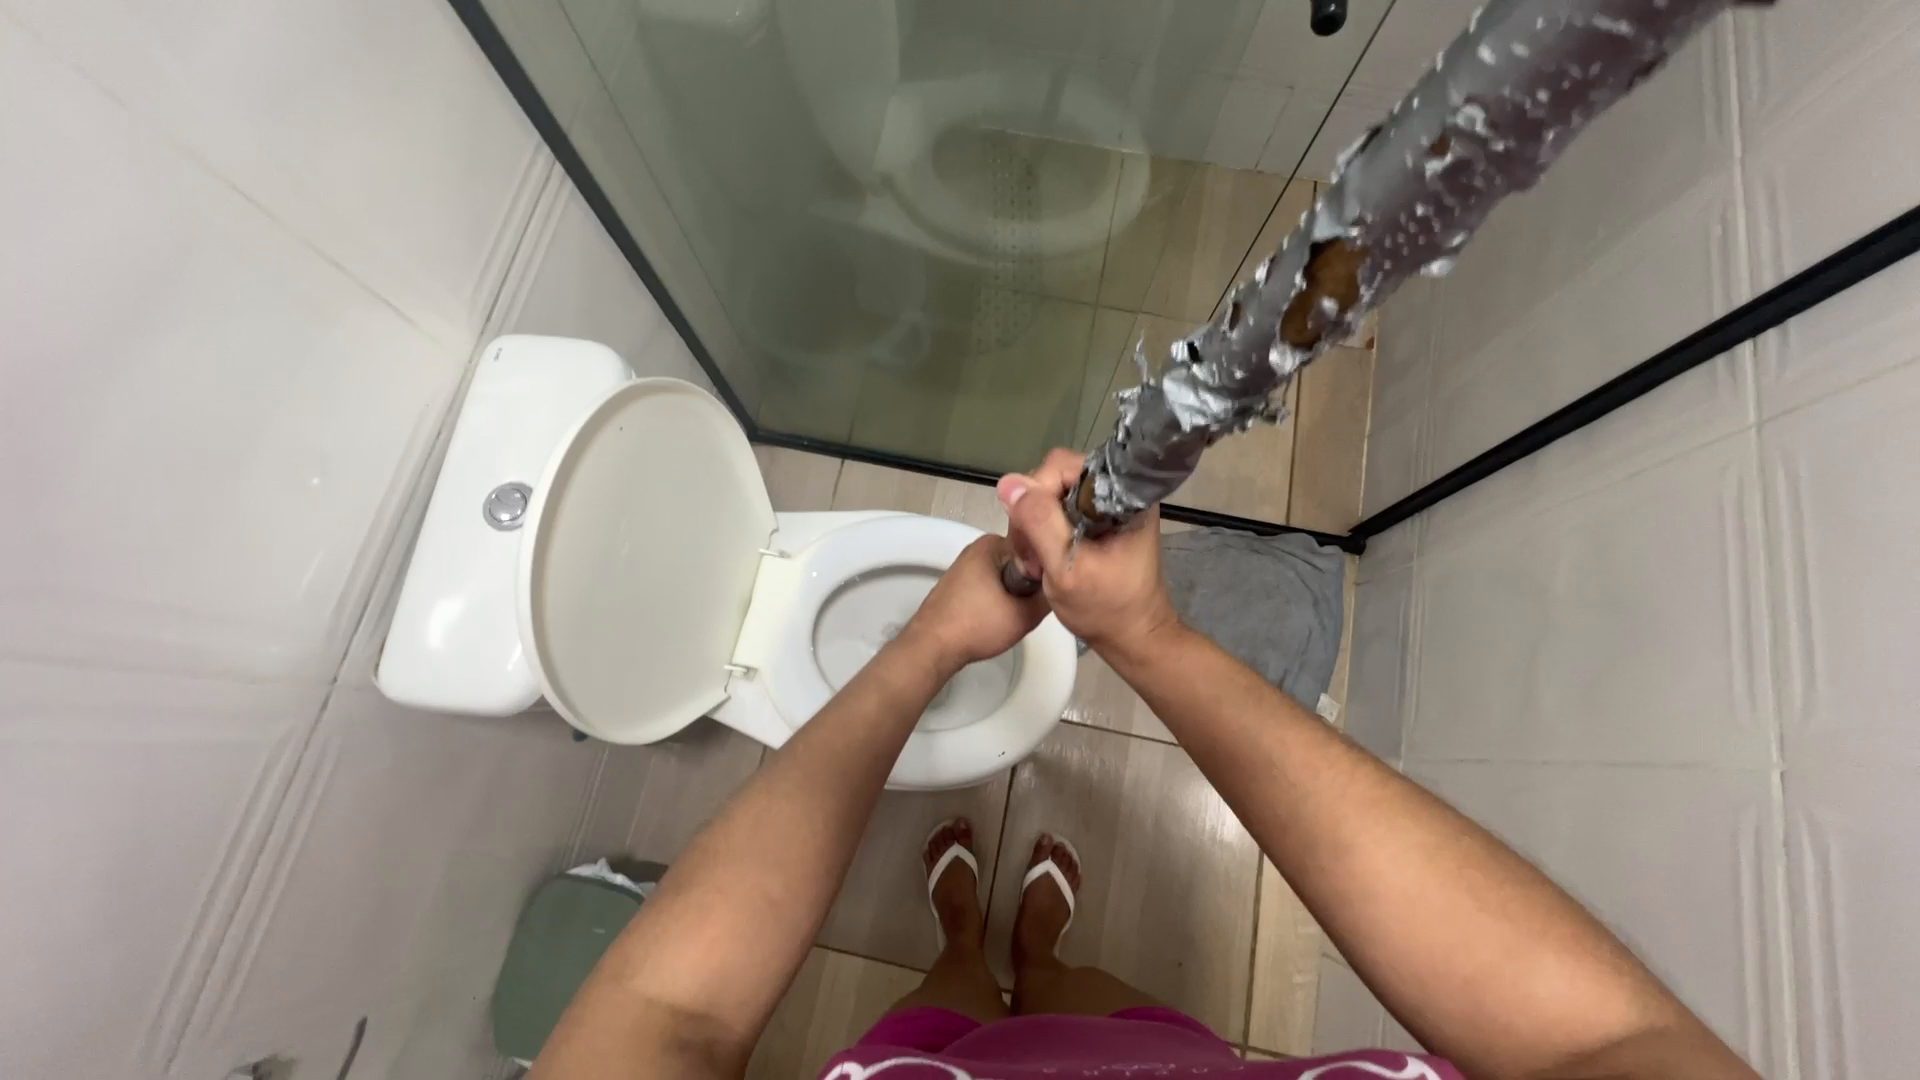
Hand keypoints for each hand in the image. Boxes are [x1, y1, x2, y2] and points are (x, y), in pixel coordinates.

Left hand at [900, 534, 1050, 674]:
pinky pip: (990, 583)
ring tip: (1021, 611)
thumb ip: (1050, 595)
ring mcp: (965, 565)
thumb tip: (1063, 584)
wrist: (932, 647)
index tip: (1057, 586)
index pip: (1036, 545)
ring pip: (1006, 573)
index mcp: (992, 543)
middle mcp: (977, 548)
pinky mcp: (959, 583)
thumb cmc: (977, 626)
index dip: (1049, 567)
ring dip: (1016, 590)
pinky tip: (1002, 615)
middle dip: (1032, 580)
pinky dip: (999, 596)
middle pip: (1021, 560)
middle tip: (1039, 604)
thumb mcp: (1025, 614)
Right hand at [997, 449, 1182, 657]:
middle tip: (1032, 558)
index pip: (1062, 467)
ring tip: (1037, 565)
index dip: (1037, 496)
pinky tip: (1043, 561)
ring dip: (1033, 528)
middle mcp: (1116, 492)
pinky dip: (1042, 535)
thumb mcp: (1067, 569)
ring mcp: (1106, 507)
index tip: (1031, 537)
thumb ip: (1039, 523)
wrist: (1132, 639)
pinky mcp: (1097, 522)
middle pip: (1053, 479)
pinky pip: (1056, 512)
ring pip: (1050, 497)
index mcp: (1123, 495)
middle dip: (1032, 515)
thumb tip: (1008, 484)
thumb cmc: (1106, 609)